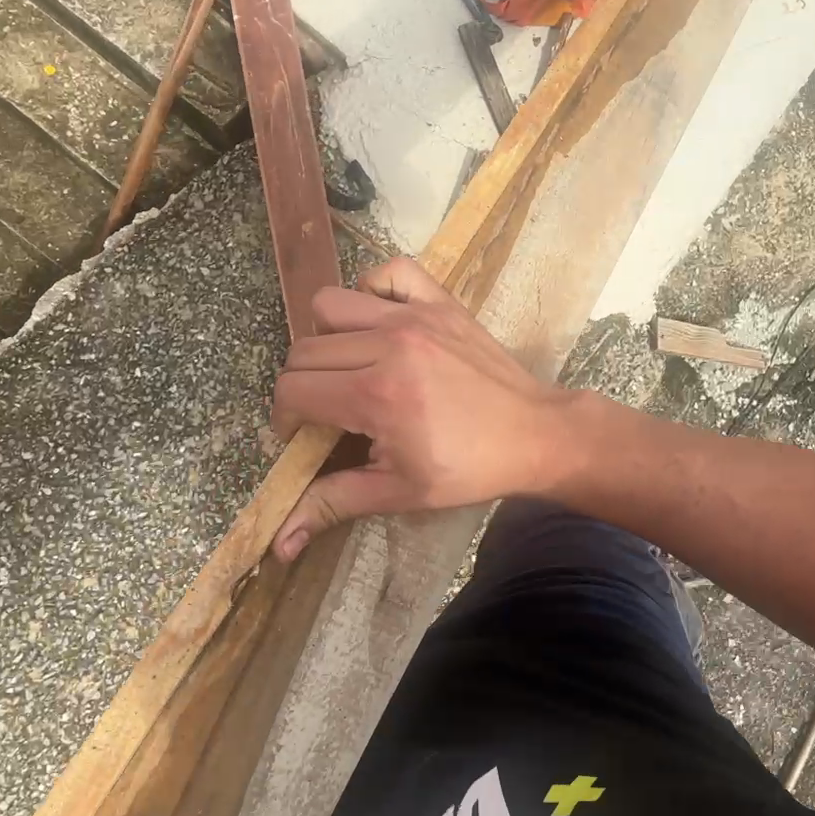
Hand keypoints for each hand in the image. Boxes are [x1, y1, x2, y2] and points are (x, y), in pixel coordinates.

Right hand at [270, 257, 572, 559]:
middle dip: (303, 384)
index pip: (292, 390)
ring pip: (332, 304)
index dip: (287, 419)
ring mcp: (417, 316)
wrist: (535, 435)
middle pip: (304, 350)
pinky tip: (381, 323)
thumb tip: (280, 543)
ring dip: (328, 336)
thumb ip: (334, 503)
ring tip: (350, 365)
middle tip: (329, 410)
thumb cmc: (470, 469)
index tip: (305, 435)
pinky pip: (391, 272)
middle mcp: (389, 344)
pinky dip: (374, 289)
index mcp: (376, 394)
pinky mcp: (441, 302)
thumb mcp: (401, 491)